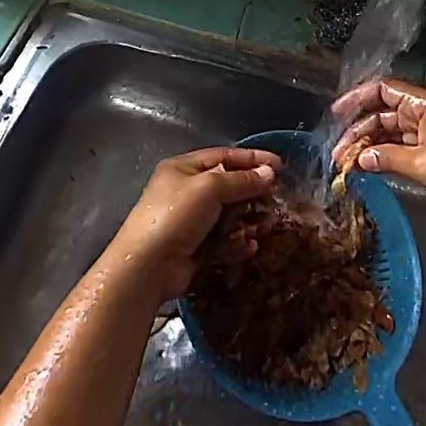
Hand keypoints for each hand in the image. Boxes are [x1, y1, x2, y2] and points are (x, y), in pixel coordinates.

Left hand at [105, 147, 280, 299]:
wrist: (146, 268)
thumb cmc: (175, 216)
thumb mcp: (210, 188)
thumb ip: (242, 179)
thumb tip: (270, 173)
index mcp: (184, 168)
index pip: (224, 156)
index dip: (253, 159)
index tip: (280, 165)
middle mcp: (187, 192)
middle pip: (229, 185)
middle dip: (253, 191)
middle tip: (276, 197)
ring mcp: (190, 222)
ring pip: (229, 214)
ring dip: (249, 219)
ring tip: (266, 225)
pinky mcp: (195, 248)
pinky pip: (224, 240)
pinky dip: (238, 242)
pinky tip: (250, 246)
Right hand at [330, 79, 425, 217]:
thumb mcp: (424, 165)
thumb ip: (388, 158)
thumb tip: (359, 159)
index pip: (384, 90)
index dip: (358, 99)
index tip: (336, 115)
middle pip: (385, 112)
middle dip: (360, 130)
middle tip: (338, 152)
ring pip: (393, 131)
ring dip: (371, 145)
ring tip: (348, 163)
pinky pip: (404, 145)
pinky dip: (386, 154)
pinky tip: (370, 166)